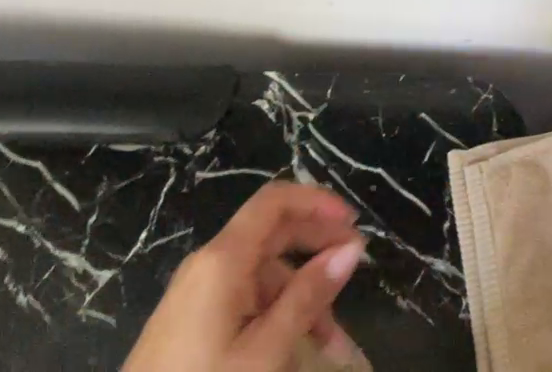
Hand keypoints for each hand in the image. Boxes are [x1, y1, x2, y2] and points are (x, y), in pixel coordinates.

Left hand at [123, 182, 366, 371]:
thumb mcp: (265, 350)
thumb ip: (308, 297)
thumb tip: (350, 250)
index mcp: (223, 257)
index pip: (274, 202)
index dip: (317, 201)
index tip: (354, 223)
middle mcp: (209, 262)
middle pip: (272, 234)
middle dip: (318, 253)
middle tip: (358, 274)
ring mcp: (199, 289)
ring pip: (263, 275)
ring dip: (302, 297)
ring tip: (334, 344)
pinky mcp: (194, 316)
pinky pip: (245, 298)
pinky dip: (277, 314)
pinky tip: (296, 347)